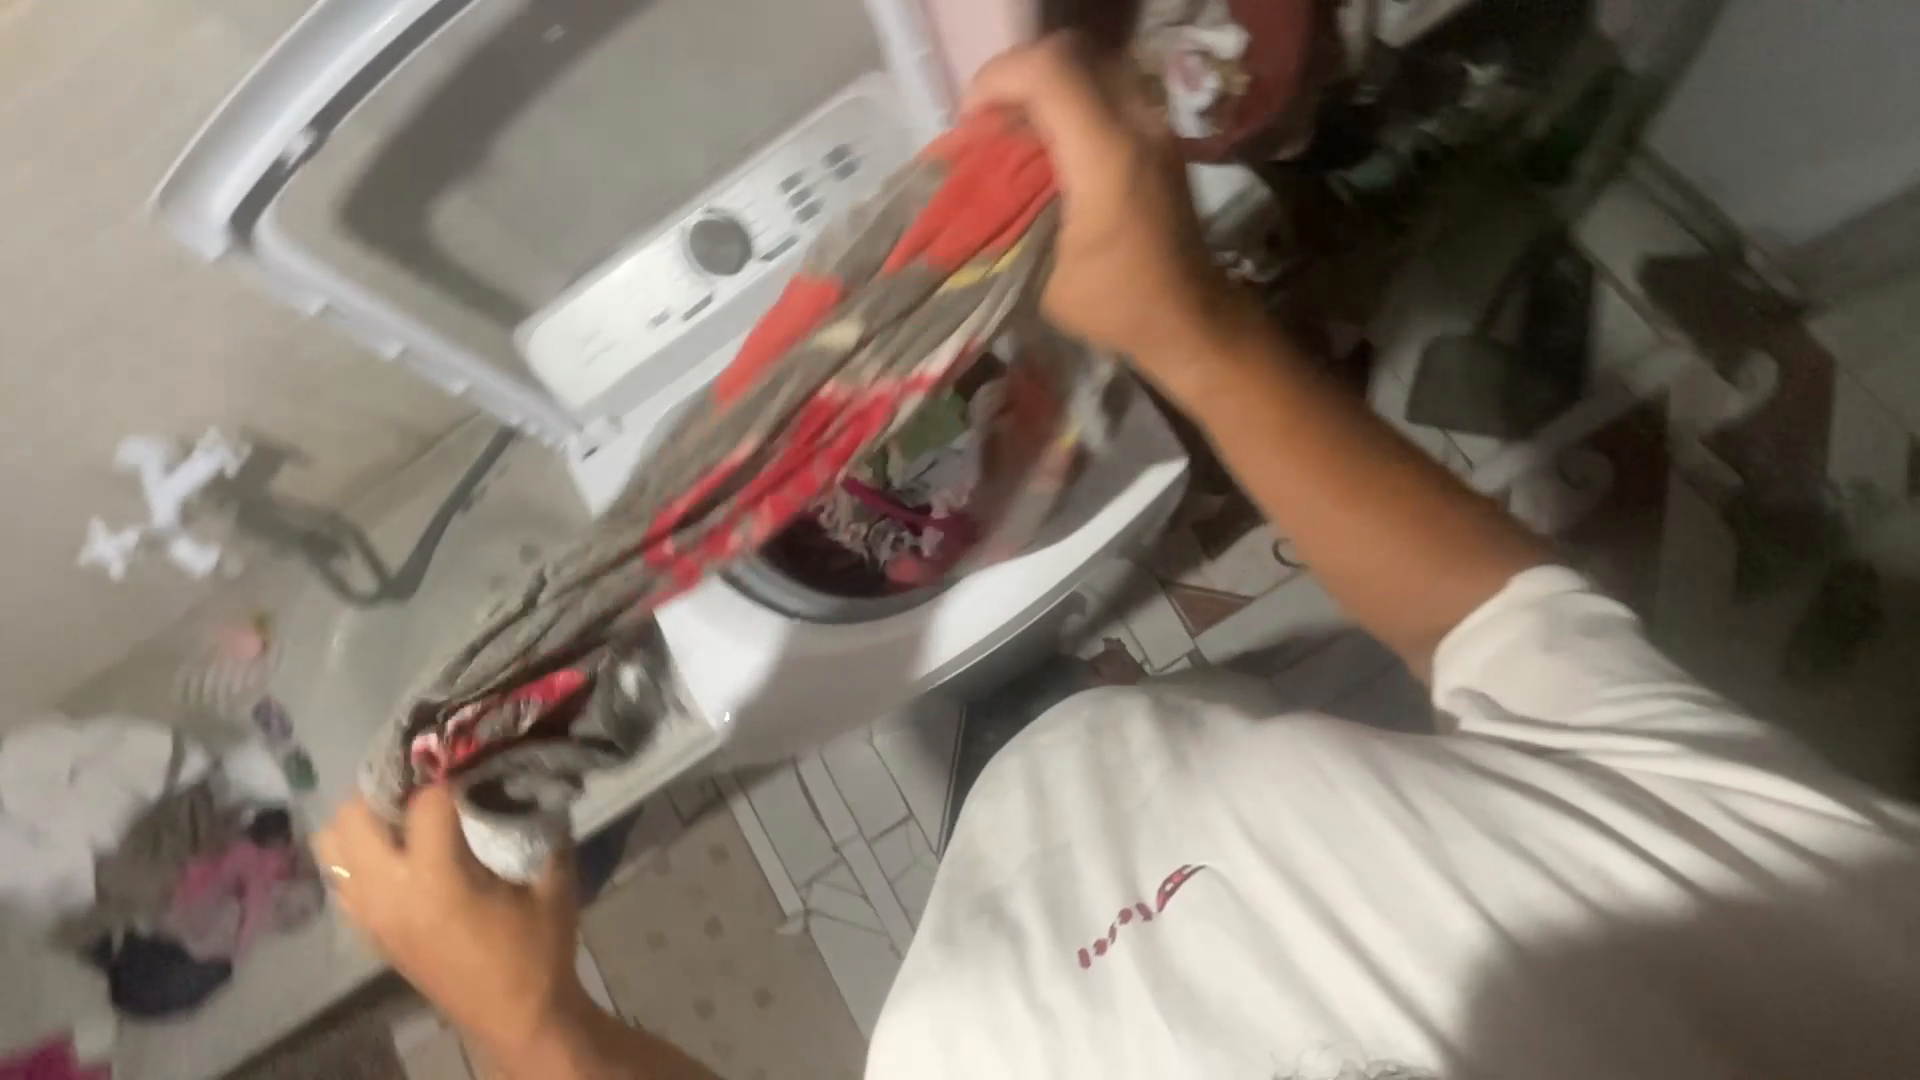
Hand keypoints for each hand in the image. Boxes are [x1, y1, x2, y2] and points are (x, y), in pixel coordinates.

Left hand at [312, 787, 588, 1058]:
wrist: (514, 1015)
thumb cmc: (538, 947)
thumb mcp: (554, 883)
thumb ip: (544, 830)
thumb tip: (540, 786)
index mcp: (439, 879)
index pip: (424, 801)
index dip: (448, 772)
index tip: (469, 756)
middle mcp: (391, 894)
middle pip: (352, 819)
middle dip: (385, 788)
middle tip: (427, 775)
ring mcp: (372, 917)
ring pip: (333, 850)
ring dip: (365, 820)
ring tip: (408, 807)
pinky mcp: (371, 934)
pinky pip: (343, 880)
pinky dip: (361, 854)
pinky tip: (401, 848)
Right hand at [968, 36, 1255, 373]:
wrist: (1188, 317)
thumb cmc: (1114, 305)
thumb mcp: (1042, 279)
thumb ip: (1009, 223)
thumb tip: (975, 195)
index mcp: (1106, 157)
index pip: (1048, 72)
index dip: (997, 79)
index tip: (970, 122)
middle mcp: (1137, 125)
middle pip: (1070, 54)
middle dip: (1018, 78)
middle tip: (990, 123)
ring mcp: (1156, 126)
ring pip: (1092, 66)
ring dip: (1046, 88)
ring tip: (1017, 133)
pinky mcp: (1162, 137)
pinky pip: (1110, 92)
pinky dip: (1072, 103)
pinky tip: (1052, 148)